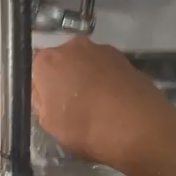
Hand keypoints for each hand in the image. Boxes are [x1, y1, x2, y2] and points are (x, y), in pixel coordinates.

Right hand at [33, 37, 175, 173]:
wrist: (141, 128)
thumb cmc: (87, 129)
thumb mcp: (49, 124)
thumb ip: (40, 101)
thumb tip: (43, 91)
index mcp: (47, 61)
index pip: (34, 72)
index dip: (41, 91)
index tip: (51, 108)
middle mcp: (72, 47)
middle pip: (60, 64)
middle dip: (63, 81)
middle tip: (71, 108)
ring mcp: (101, 49)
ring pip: (84, 64)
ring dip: (85, 80)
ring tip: (96, 107)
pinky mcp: (124, 58)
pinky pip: (104, 69)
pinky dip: (105, 81)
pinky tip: (112, 103)